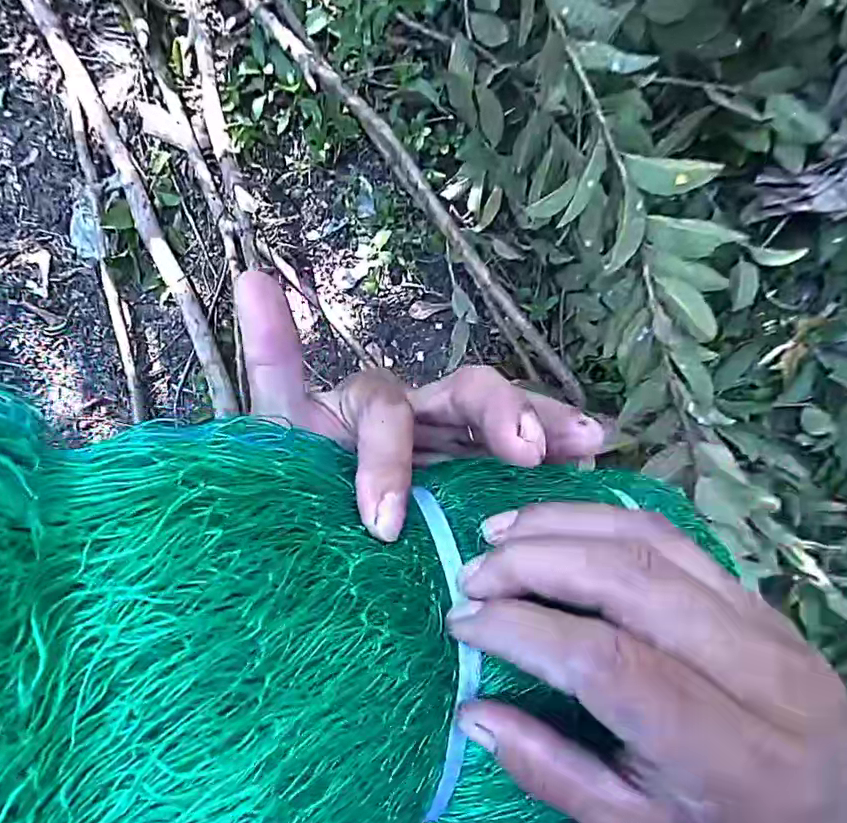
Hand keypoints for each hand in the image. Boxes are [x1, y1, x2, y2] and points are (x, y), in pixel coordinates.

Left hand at [235, 270, 605, 540]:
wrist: (313, 523)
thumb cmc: (299, 471)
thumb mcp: (279, 421)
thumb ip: (273, 357)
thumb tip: (252, 276)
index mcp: (376, 404)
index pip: (389, 412)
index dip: (386, 460)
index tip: (382, 522)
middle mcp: (424, 417)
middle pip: (470, 392)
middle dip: (502, 411)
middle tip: (530, 449)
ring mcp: (458, 450)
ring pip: (510, 424)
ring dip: (550, 427)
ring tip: (592, 444)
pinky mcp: (482, 483)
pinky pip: (524, 469)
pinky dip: (560, 467)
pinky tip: (595, 477)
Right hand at [445, 503, 846, 822]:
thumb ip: (551, 772)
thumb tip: (471, 714)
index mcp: (724, 752)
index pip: (605, 661)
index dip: (520, 630)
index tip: (462, 624)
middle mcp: (752, 670)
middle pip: (628, 580)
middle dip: (531, 564)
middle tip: (470, 577)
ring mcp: (762, 621)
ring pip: (650, 540)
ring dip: (561, 526)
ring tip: (495, 536)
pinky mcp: (756, 596)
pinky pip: (671, 536)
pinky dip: (599, 518)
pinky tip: (552, 526)